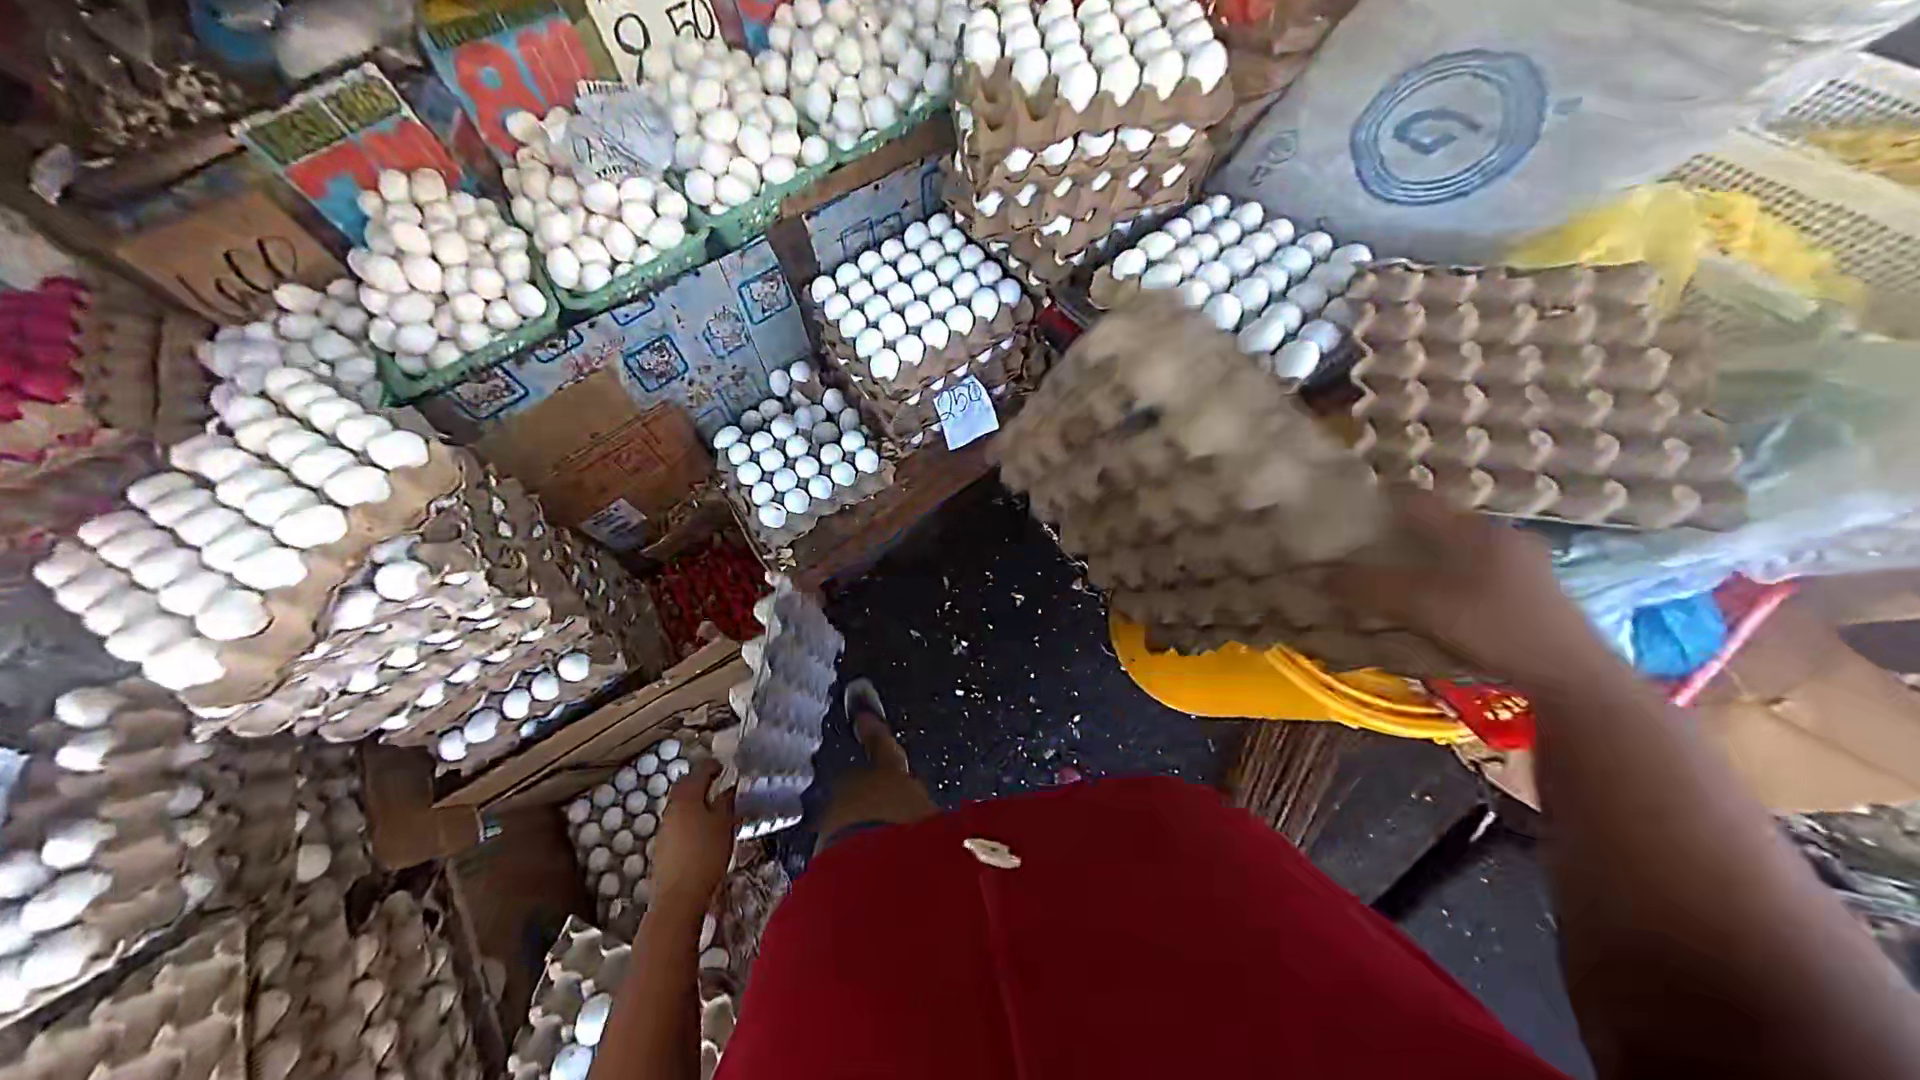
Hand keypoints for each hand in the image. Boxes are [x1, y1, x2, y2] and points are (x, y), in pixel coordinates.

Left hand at [651, 758, 736, 911]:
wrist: (679, 897)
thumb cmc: (706, 855)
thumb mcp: (724, 825)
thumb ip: (726, 803)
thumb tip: (728, 789)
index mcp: (686, 798)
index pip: (698, 772)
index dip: (712, 766)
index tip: (723, 767)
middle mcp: (671, 809)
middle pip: (685, 787)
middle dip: (700, 782)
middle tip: (718, 783)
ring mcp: (664, 829)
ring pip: (680, 806)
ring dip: (695, 801)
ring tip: (714, 807)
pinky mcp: (663, 847)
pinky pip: (678, 823)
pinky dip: (690, 818)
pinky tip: (703, 830)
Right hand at [1332, 489, 1618, 688]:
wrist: (1570, 677)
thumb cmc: (1492, 627)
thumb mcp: (1419, 606)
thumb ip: (1366, 587)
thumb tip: (1318, 575)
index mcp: (1473, 529)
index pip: (1412, 499)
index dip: (1373, 504)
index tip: (1342, 518)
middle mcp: (1499, 535)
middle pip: (1432, 524)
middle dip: (1393, 535)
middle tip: (1360, 552)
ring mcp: (1520, 563)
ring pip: (1453, 549)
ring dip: (1420, 560)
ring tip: (1390, 579)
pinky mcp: (1529, 591)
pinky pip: (1471, 571)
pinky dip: (1442, 578)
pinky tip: (1430, 601)